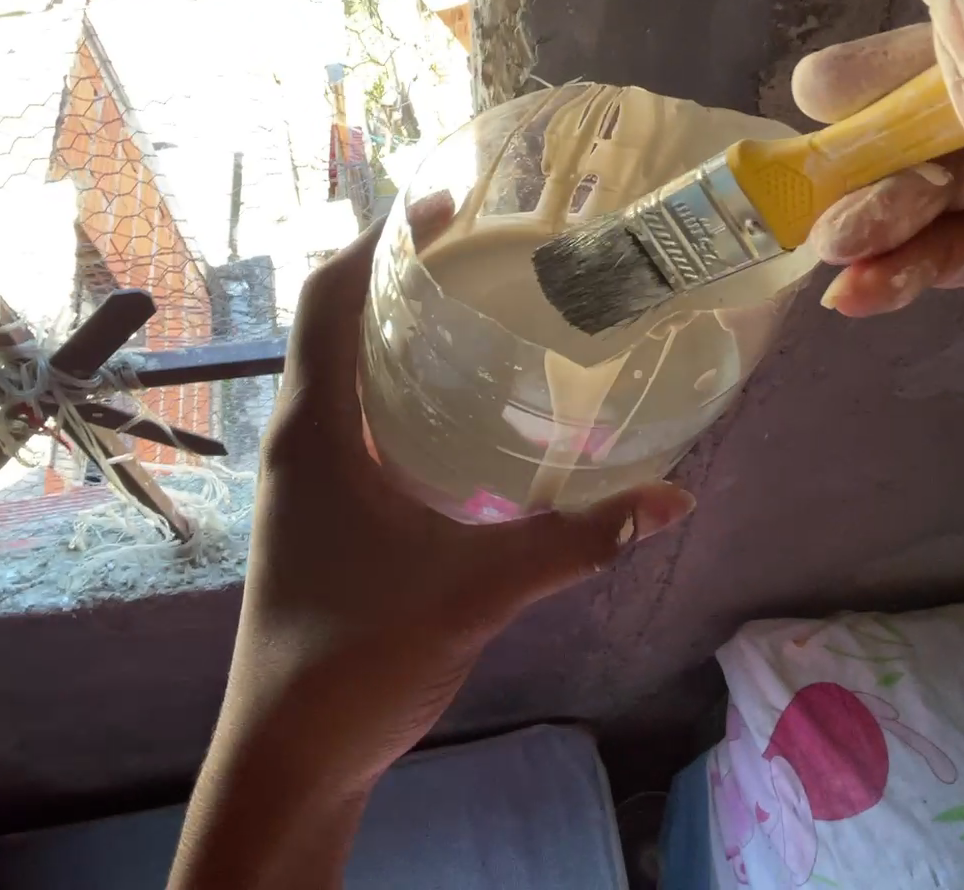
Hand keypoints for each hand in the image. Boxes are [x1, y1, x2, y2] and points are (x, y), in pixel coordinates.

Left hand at [170, 200, 694, 888]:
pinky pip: (363, 418)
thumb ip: (574, 542)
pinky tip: (467, 407)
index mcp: (314, 431)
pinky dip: (406, 390)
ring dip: (400, 333)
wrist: (293, 752)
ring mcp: (310, 473)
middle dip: (400, 277)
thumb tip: (670, 500)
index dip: (379, 243)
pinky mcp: (328, 505)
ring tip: (482, 313)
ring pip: (350, 372)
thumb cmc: (359, 658)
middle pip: (339, 322)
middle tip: (485, 257)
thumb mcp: (475, 590)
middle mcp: (303, 437)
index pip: (327, 298)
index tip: (445, 211)